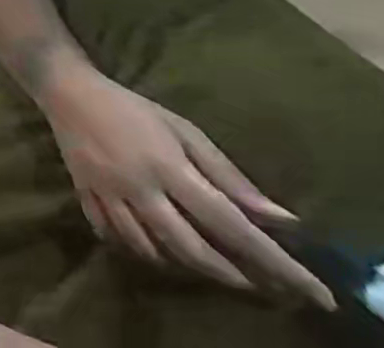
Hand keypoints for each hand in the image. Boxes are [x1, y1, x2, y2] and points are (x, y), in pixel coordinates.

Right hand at [41, 70, 334, 308]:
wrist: (65, 89)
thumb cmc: (130, 106)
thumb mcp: (183, 129)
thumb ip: (228, 174)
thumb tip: (283, 220)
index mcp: (167, 168)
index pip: (232, 226)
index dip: (278, 263)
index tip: (318, 295)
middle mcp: (137, 188)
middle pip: (191, 249)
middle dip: (234, 276)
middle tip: (263, 286)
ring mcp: (106, 193)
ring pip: (151, 250)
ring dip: (186, 267)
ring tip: (210, 267)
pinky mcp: (83, 194)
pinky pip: (112, 236)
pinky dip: (138, 250)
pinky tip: (155, 250)